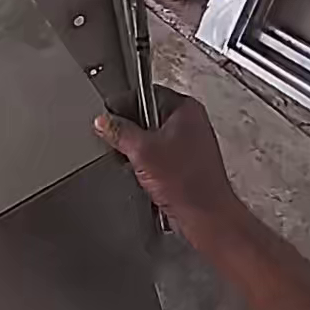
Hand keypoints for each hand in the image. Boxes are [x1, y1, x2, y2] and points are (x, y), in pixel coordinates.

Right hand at [94, 88, 241, 233]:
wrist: (204, 215)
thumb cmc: (187, 182)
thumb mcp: (142, 151)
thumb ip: (119, 131)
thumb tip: (104, 122)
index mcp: (186, 109)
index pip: (146, 94)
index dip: (124, 103)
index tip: (107, 115)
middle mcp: (192, 124)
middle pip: (148, 118)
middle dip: (131, 132)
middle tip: (120, 143)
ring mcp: (190, 145)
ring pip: (153, 140)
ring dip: (139, 152)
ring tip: (138, 165)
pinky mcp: (187, 165)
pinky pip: (160, 158)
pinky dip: (150, 166)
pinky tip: (147, 178)